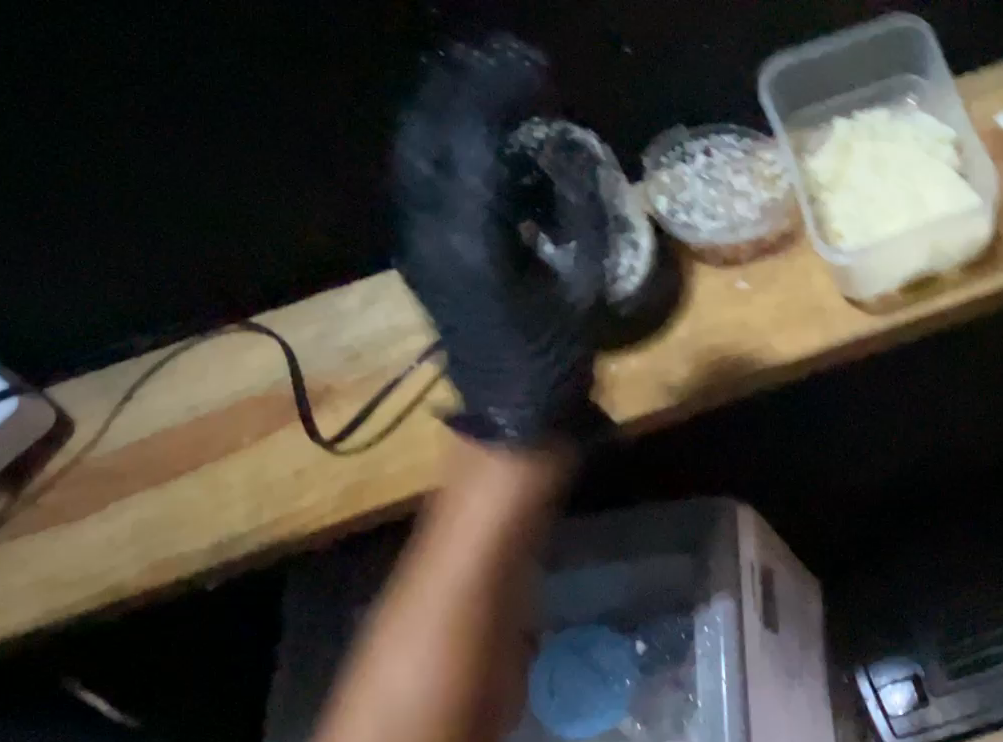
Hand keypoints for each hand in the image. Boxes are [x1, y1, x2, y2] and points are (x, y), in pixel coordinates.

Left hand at [393, 34, 613, 447]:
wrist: (509, 417)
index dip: (505, 94)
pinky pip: (421, 178)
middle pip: (432, 131)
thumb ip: (582, 218)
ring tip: (488, 85)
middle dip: (466, 87)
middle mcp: (431, 229)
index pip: (479, 140)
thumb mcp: (585, 292)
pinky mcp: (419, 251)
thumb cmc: (556, 364)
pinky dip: (444, 145)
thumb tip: (575, 159)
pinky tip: (476, 141)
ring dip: (448, 109)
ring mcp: (417, 240)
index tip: (539, 70)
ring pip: (417, 151)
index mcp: (476, 241)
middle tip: (508, 63)